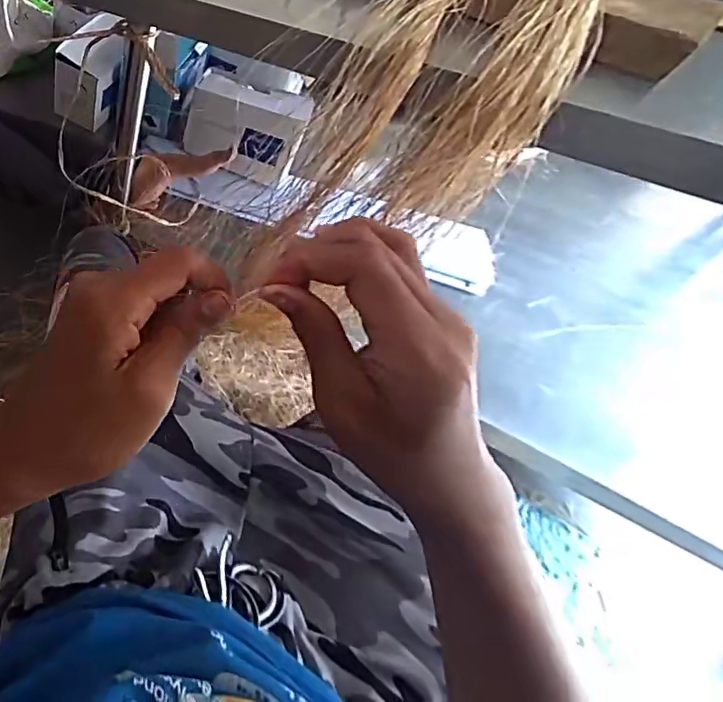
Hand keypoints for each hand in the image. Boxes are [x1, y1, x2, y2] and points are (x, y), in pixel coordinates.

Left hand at [0, 245, 231, 507]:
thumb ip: (184, 333)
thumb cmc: (89, 430)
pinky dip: (148, 325)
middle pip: (162, 272)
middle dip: (190, 303)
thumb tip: (221, 295)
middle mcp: (96, 284)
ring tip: (163, 369)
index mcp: (112, 297)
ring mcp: (85, 297)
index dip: (212, 278)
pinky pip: (128, 304)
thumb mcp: (149, 389)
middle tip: (190, 358)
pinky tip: (142, 364)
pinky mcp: (82, 314)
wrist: (24, 448)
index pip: (178, 259)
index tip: (227, 318)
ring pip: (148, 289)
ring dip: (169, 319)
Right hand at [255, 219, 504, 526]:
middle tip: (280, 275)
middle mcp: (442, 318)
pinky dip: (358, 256)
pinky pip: (401, 264)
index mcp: (417, 343)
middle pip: (379, 245)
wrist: (449, 479)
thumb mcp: (339, 399)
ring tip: (302, 263)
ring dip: (341, 242)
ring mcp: (448, 313)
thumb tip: (276, 286)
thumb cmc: (389, 451)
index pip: (365, 264)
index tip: (272, 280)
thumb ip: (314, 332)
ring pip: (394, 245)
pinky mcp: (443, 315)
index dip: (311, 257)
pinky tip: (332, 272)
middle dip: (318, 248)